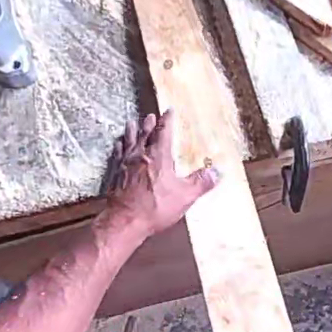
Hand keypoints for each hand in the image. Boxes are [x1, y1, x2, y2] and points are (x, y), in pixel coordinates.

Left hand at [99, 109, 219, 243]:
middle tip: (150, 116)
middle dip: (149, 124)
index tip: (169, 111)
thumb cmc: (155, 207)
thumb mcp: (184, 196)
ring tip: (130, 124)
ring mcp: (124, 164)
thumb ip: (201, 182)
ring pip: (128, 142)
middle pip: (144, 134)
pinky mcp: (114, 175)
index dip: (167, 121)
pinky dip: (119, 147)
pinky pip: (117, 155)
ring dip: (131, 132)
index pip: (164, 132)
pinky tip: (117, 146)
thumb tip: (217, 171)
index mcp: (158, 156)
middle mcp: (140, 155)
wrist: (124, 221)